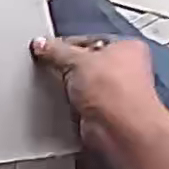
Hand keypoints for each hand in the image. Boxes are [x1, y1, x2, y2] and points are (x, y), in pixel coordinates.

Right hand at [30, 35, 164, 146]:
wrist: (119, 128)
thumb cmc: (114, 91)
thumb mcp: (76, 60)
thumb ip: (56, 50)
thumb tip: (42, 44)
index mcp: (127, 46)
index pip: (88, 39)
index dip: (66, 44)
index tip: (46, 48)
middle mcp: (125, 68)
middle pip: (84, 62)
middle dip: (67, 67)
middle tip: (52, 68)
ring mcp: (115, 91)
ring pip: (81, 84)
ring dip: (69, 87)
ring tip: (63, 89)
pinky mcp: (103, 112)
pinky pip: (79, 102)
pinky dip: (70, 103)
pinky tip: (66, 103)